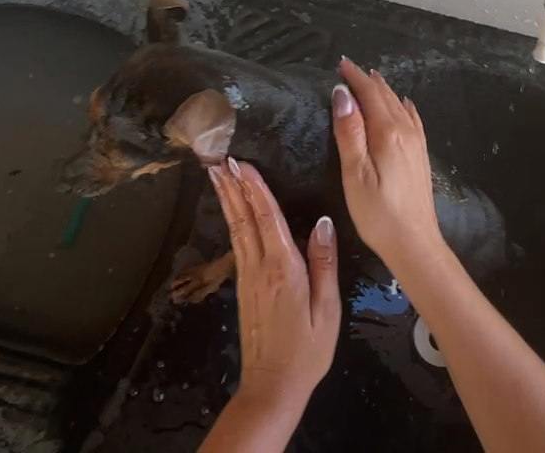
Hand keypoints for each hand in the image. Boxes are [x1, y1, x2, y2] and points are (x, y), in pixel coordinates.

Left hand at [208, 158, 339, 407]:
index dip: (255, 188)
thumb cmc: (307, 349)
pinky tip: (231, 211)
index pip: (267, 217)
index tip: (242, 162)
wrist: (273, 386)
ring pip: (236, 228)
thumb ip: (324, 263)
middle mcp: (260, 266)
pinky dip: (232, 219)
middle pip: (244, 217)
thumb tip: (323, 221)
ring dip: (227, 198)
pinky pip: (236, 242)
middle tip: (219, 158)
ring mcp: (248, 276)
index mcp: (283, 267)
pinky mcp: (243, 286)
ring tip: (216, 174)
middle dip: (233, 185)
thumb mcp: (327, 308)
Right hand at [332, 58, 450, 280]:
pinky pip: (413, 120)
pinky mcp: (421, 156)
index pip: (370, 94)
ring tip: (371, 80)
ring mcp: (417, 143)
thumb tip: (343, 94)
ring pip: (399, 105)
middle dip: (367, 81)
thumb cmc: (378, 213)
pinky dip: (404, 106)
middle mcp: (405, 131)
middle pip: (385, 97)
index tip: (341, 64)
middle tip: (350, 69)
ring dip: (384, 91)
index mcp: (387, 132)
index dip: (355, 78)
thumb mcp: (355, 174)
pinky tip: (405, 105)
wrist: (415, 243)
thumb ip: (350, 132)